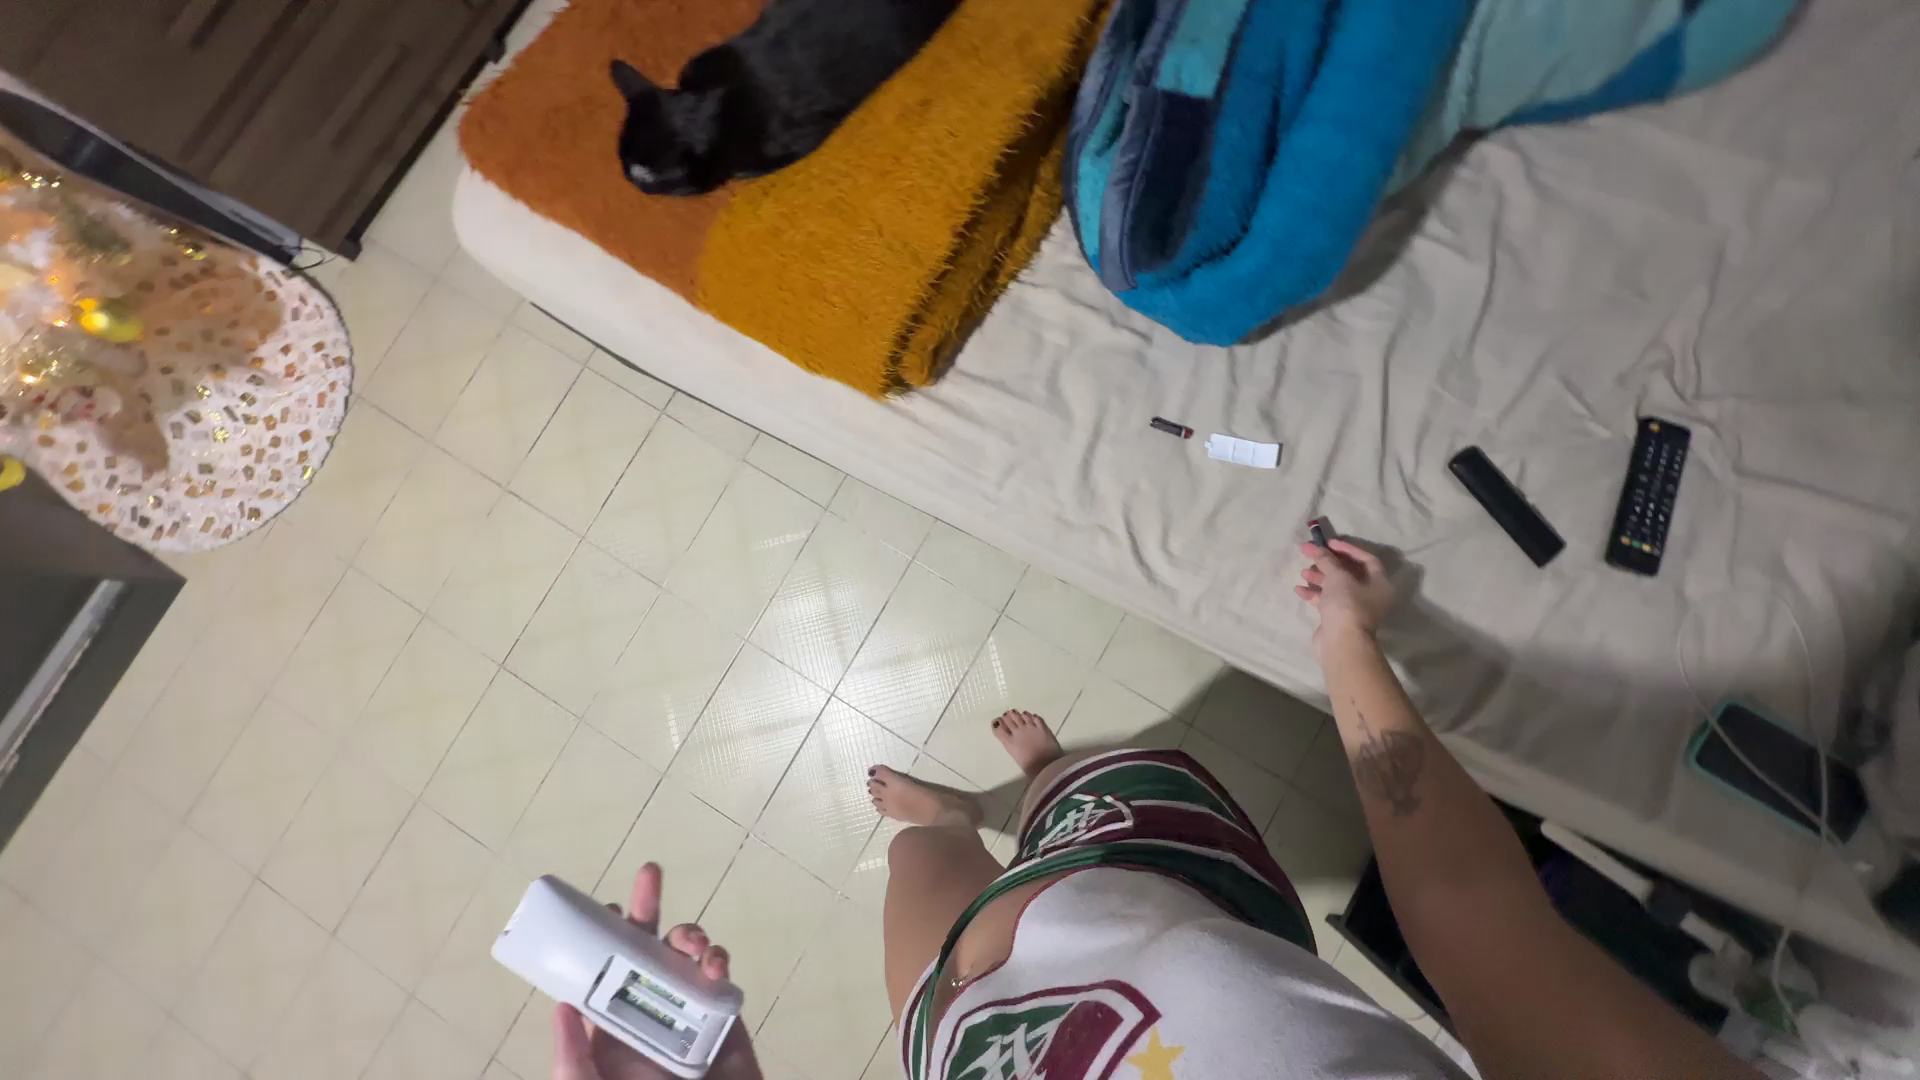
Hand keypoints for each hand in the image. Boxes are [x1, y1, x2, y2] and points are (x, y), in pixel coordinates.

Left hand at [551, 863, 761, 1079]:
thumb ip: (573, 1064)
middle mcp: (649, 1010)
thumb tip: (561, 1005)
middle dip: (648, 909)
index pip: (604, 973)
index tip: (606, 905)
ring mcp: (688, 1008)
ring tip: (691, 942)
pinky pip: (719, 972)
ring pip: (685, 953)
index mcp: (612, 1029)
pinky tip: (713, 964)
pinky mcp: (722, 1012)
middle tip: (649, 873)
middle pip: (646, 949)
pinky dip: (717, 958)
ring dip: (687, 934)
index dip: (605, 938)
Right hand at [1294, 538, 1394, 659]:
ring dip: (1319, 578)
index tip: (1328, 543)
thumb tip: (1313, 546)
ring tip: (1303, 572)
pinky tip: (1299, 589)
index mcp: (1379, 583)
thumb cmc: (1347, 604)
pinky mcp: (1339, 618)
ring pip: (1336, 587)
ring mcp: (1354, 608)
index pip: (1366, 559)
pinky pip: (1326, 601)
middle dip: (1329, 563)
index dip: (1348, 549)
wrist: (1342, 641)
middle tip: (1311, 555)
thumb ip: (1326, 560)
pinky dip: (1314, 594)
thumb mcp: (1337, 577)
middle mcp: (1370, 595)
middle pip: (1349, 573)